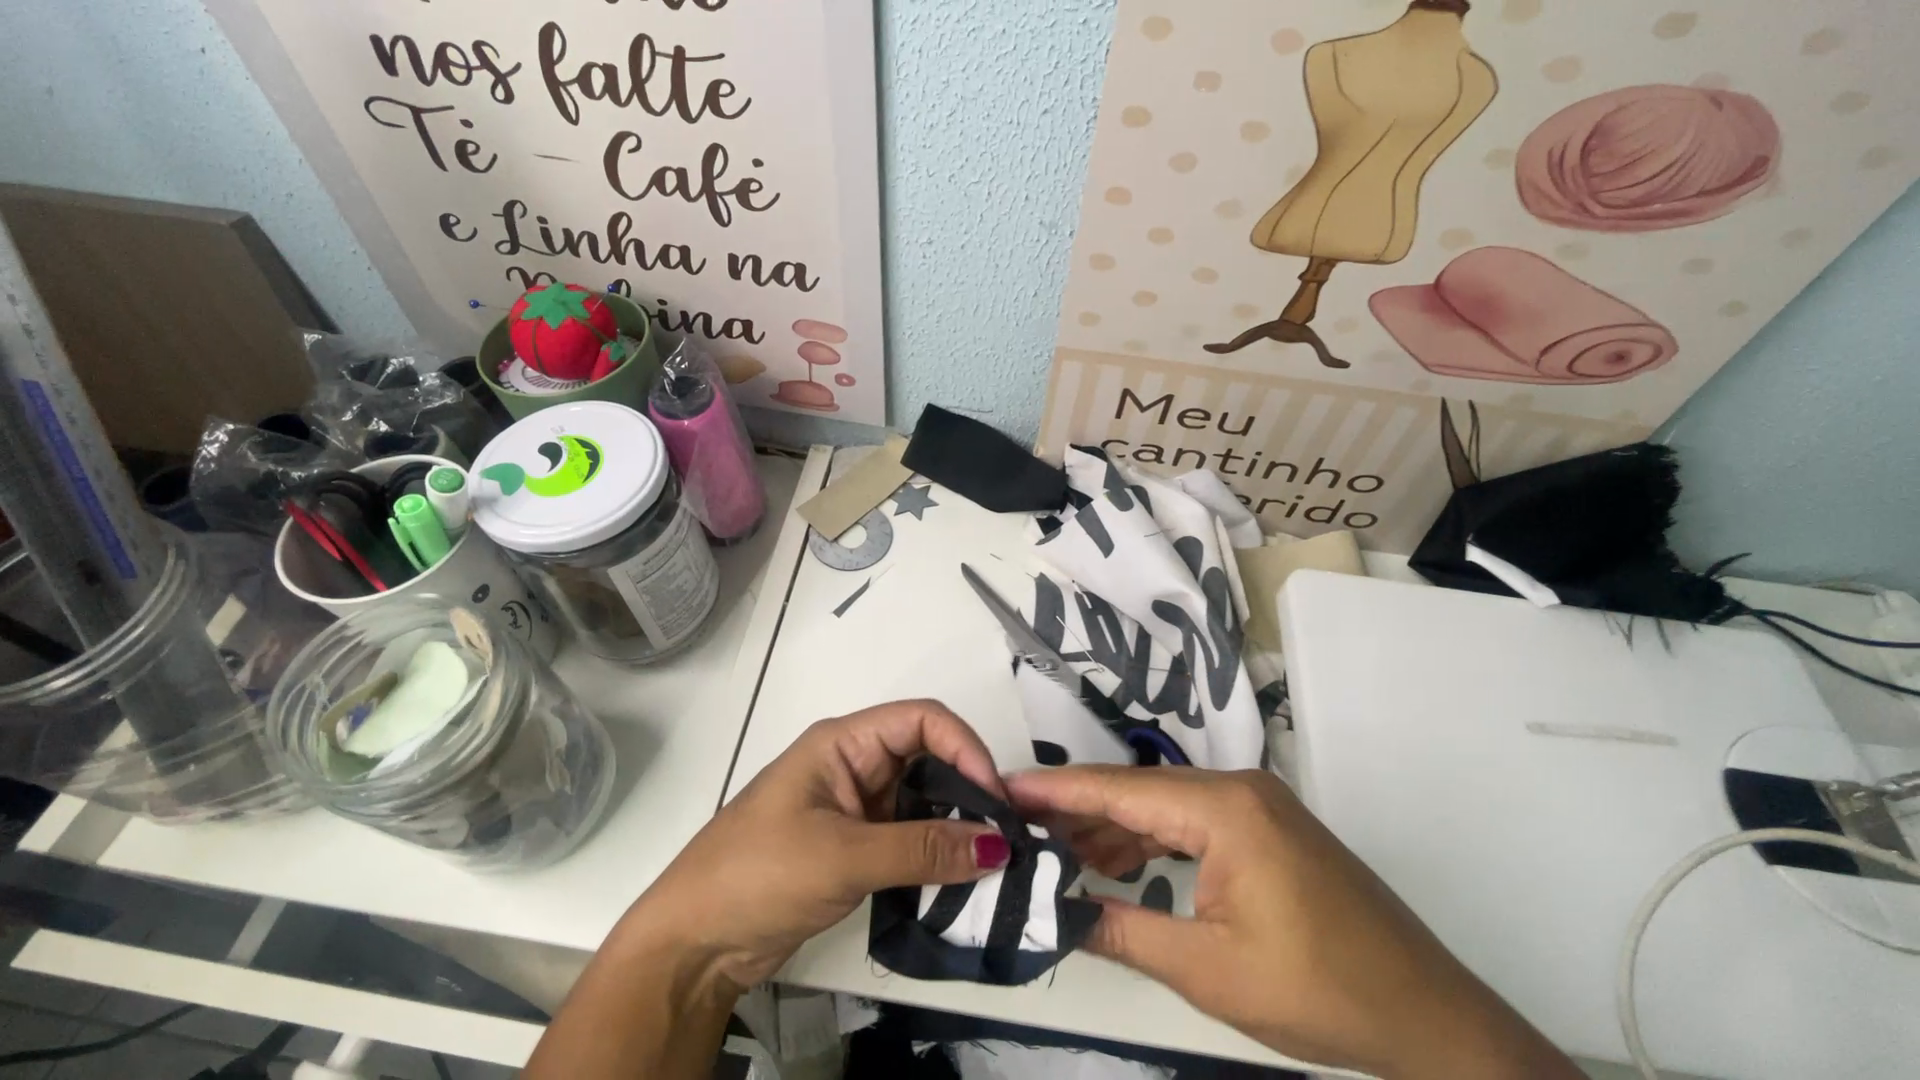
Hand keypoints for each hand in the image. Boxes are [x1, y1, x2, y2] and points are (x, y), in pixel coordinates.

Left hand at [620, 700, 1012, 991]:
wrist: (694, 942)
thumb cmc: (759, 875)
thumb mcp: (845, 857)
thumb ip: (924, 849)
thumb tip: (999, 846)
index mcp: (842, 743)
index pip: (922, 721)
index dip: (964, 748)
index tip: (995, 799)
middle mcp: (852, 765)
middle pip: (927, 757)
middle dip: (967, 788)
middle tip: (1004, 835)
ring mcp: (852, 808)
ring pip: (921, 800)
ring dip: (954, 825)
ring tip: (991, 862)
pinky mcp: (852, 847)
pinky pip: (907, 837)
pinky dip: (934, 852)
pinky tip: (958, 878)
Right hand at [1008, 767, 1581, 1079]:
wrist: (1426, 1014)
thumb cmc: (1316, 989)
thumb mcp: (1205, 968)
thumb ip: (1119, 928)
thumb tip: (1051, 910)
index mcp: (1223, 809)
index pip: (1117, 790)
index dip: (1054, 791)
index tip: (999, 788)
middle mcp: (1238, 790)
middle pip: (1137, 794)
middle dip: (1076, 814)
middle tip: (1016, 832)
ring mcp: (1257, 807)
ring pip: (1163, 808)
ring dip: (1112, 833)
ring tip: (1054, 857)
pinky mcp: (1267, 831)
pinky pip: (1192, 825)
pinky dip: (1151, 844)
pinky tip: (1115, 867)